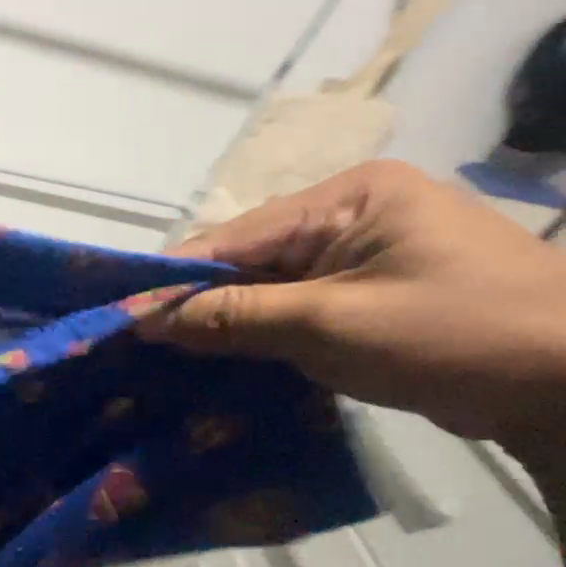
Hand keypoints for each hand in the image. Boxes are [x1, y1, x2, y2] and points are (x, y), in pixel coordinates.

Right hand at [140, 161, 565, 472]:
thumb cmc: (454, 334)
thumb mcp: (329, 323)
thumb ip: (232, 316)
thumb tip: (145, 320)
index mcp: (347, 199)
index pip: (230, 238)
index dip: (168, 282)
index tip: (111, 322)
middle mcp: (348, 216)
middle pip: (240, 262)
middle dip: (189, 307)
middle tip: (127, 352)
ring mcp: (357, 258)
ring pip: (257, 291)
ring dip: (215, 328)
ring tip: (155, 365)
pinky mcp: (362, 297)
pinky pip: (285, 312)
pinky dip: (249, 339)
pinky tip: (210, 368)